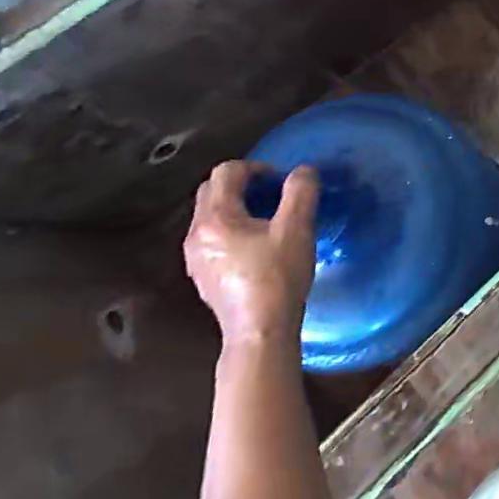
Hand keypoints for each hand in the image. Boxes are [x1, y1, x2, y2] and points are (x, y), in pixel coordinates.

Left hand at [184, 161, 319, 346]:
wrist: (259, 331)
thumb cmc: (278, 277)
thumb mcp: (297, 229)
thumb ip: (300, 193)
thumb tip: (303, 171)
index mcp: (215, 218)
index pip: (227, 172)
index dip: (256, 167)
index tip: (281, 180)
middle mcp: (196, 233)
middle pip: (211, 190)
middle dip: (242, 184)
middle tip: (273, 194)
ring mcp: (195, 257)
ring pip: (210, 215)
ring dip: (236, 206)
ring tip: (267, 219)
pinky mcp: (202, 275)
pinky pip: (212, 238)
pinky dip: (231, 229)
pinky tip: (255, 247)